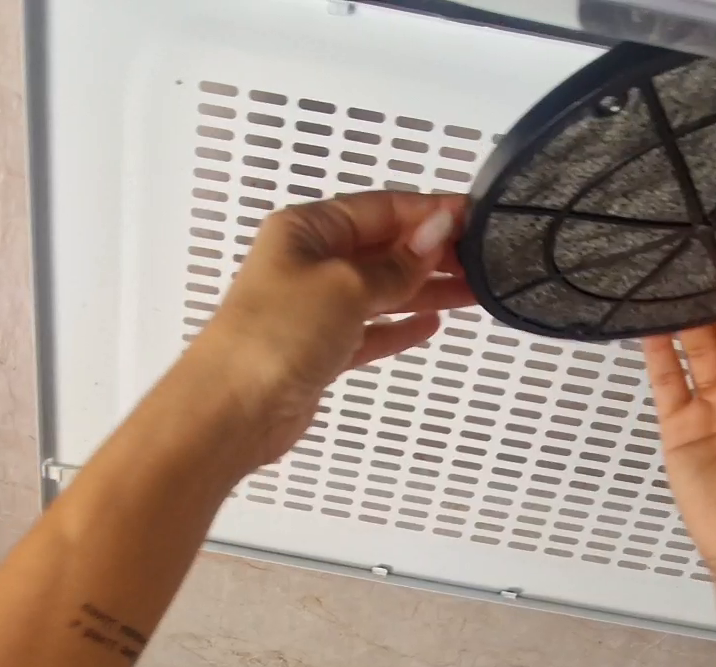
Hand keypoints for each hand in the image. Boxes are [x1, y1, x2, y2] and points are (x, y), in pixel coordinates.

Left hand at [184, 192, 473, 465]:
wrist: (234, 409)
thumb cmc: (272, 337)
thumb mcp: (345, 286)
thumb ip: (395, 264)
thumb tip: (434, 231)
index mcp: (305, 231)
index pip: (379, 209)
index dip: (428, 212)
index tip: (472, 217)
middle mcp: (307, 267)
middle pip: (381, 251)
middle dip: (431, 253)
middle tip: (481, 258)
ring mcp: (312, 312)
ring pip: (379, 293)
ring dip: (423, 291)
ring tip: (472, 291)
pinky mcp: (318, 353)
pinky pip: (367, 332)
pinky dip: (396, 328)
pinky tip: (428, 325)